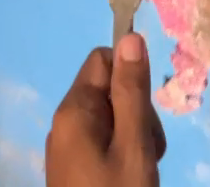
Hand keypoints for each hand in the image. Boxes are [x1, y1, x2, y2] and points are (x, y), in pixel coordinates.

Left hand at [46, 33, 165, 185]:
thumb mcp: (132, 144)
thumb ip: (132, 91)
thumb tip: (130, 36)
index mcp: (73, 108)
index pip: (104, 59)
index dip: (131, 77)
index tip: (144, 113)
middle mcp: (63, 121)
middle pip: (108, 90)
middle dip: (136, 112)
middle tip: (146, 151)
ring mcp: (65, 147)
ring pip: (109, 118)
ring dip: (132, 135)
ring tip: (140, 168)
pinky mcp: (70, 169)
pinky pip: (100, 142)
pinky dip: (120, 153)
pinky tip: (128, 176)